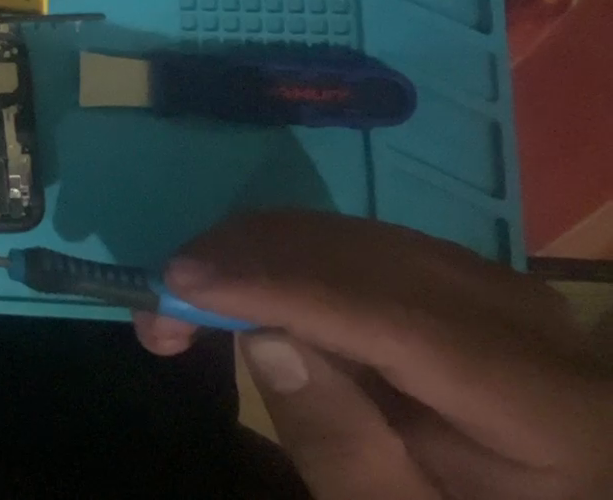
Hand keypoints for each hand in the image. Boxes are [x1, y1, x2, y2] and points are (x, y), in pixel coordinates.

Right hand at [135, 211, 612, 499]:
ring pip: (341, 236)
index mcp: (552, 404)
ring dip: (242, 254)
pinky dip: (268, 251)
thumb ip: (345, 449)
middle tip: (157, 309)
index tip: (175, 283)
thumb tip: (263, 342)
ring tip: (181, 302)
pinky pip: (341, 239)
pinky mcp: (448, 269)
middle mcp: (528, 320)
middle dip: (240, 264)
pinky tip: (231, 285)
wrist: (532, 494)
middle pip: (360, 260)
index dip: (279, 289)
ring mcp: (488, 283)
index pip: (398, 319)